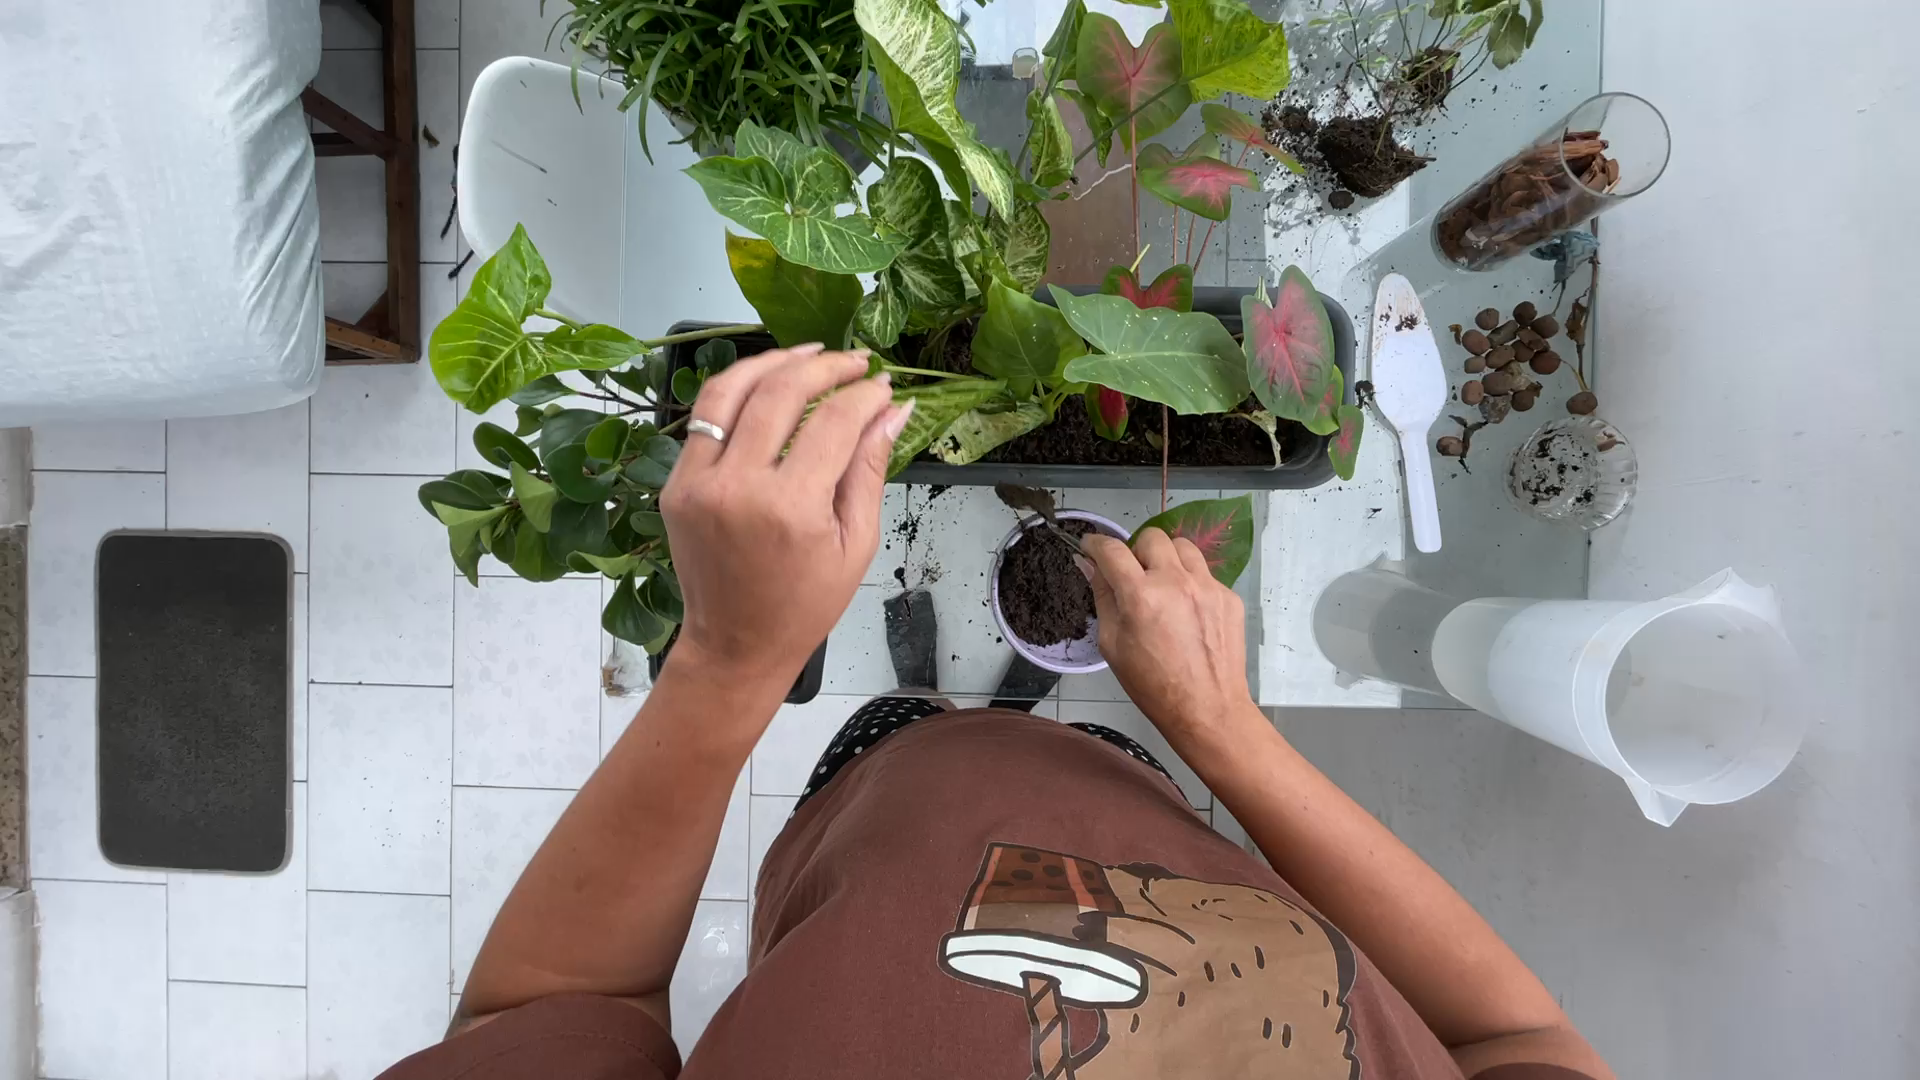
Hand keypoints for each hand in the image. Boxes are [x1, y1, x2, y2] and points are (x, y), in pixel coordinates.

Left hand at [659, 342, 912, 689]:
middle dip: (825, 367)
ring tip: (810, 354)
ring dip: (774, 361)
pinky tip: (768, 384)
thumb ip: (869, 470)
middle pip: (781, 393)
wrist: (736, 644)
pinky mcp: (676, 484)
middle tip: (856, 361)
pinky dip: (739, 392)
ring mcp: (697, 482)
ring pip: (731, 391)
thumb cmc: (807, 604)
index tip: (884, 386)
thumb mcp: (856, 544)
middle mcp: (737, 486)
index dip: (864, 396)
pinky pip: (706, 419)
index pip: (834, 423)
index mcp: (790, 509)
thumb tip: (893, 411)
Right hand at [1081, 529, 1260, 748]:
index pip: (1112, 550)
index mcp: (1141, 595)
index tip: (1090, 546)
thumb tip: (1089, 566)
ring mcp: (1207, 587)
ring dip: (1166, 558)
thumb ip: (1102, 596)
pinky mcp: (1228, 597)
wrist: (1207, 709)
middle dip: (1135, 550)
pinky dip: (1190, 582)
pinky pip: (1204, 573)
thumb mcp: (1112, 643)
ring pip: (1182, 546)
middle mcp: (1176, 582)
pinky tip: (1187, 611)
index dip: (1095, 543)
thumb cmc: (1151, 684)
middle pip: (1151, 537)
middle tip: (1133, 574)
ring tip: (1162, 584)